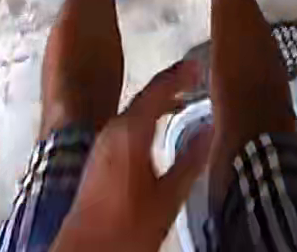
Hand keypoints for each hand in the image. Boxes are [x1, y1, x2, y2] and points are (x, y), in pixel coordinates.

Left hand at [48, 61, 210, 251]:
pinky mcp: (100, 155)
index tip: (198, 64)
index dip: (178, 74)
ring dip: (158, 102)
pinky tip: (158, 130)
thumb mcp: (167, 198)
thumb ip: (189, 161)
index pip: (157, 90)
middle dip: (170, 84)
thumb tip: (210, 128)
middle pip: (145, 96)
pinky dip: (146, 117)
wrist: (86, 251)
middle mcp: (113, 127)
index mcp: (129, 130)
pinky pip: (127, 123)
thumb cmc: (127, 227)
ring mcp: (104, 140)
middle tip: (194, 76)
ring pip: (136, 110)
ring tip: (183, 99)